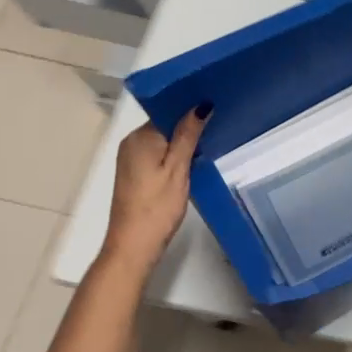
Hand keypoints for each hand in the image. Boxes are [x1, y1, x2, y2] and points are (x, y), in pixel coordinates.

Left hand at [103, 105, 209, 271]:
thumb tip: (200, 105)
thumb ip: (188, 135)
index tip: (216, 106)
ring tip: (212, 140)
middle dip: (189, 124)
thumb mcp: (177, 169)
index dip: (190, 108)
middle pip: (165, 124)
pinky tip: (193, 161)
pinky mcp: (135, 173)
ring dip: (183, 141)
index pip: (168, 111)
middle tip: (220, 123)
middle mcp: (132, 142)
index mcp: (140, 137)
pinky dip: (175, 154)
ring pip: (163, 140)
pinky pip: (158, 153)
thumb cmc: (157, 207)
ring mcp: (132, 159)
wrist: (133, 246)